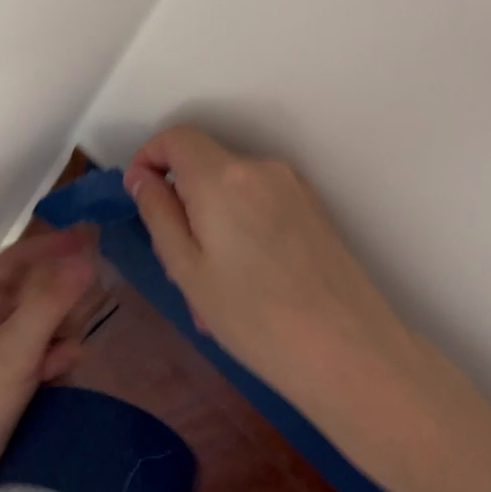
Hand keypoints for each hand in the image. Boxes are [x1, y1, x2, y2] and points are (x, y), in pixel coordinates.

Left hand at [0, 229, 97, 491]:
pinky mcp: (6, 384)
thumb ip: (50, 303)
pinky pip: (40, 359)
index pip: (19, 258)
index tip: (93, 238)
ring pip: (42, 327)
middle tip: (76, 321)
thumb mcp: (16, 349)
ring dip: (59, 336)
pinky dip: (53, 362)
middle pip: (35, 291)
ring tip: (65, 359)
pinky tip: (61, 377)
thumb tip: (84, 259)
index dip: (53, 246)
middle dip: (60, 303)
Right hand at [122, 126, 445, 482]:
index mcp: (223, 177)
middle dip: (181, 204)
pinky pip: (259, 208)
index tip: (140, 200)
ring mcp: (294, 190)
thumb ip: (158, 213)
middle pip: (203, 168)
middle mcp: (262, 170)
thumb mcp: (185, 268)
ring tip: (212, 289)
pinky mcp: (314, 213)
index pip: (175, 137)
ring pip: (231, 193)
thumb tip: (142, 178)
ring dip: (210, 226)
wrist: (351, 354)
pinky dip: (239, 233)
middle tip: (176, 266)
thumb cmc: (254, 316)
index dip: (148, 160)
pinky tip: (245, 286)